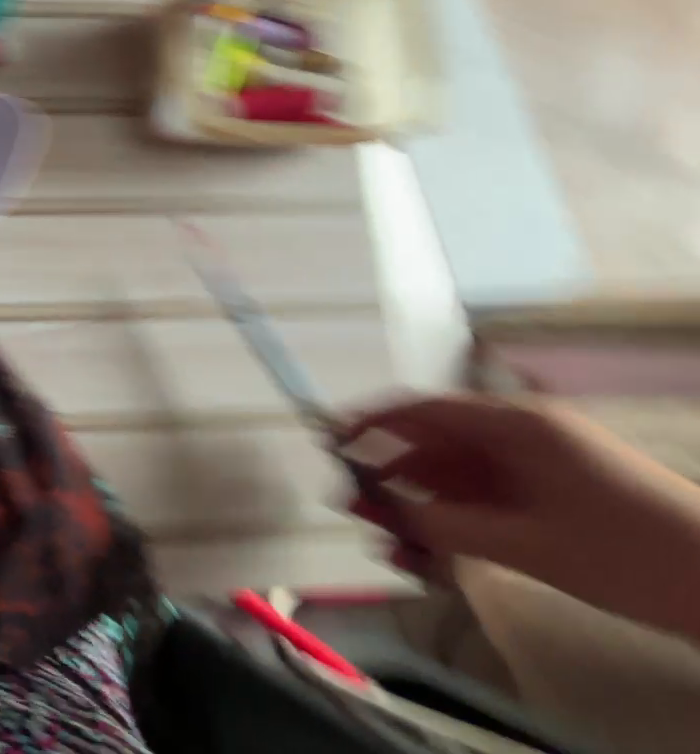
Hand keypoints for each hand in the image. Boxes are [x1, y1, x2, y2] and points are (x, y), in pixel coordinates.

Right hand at [342, 395, 699, 636]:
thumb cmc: (635, 554)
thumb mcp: (529, 543)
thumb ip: (444, 525)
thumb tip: (380, 512)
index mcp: (517, 427)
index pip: (424, 410)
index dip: (370, 422)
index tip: (328, 442)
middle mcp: (519, 439)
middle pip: (431, 448)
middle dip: (386, 478)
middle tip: (352, 510)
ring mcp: (533, 471)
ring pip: (449, 480)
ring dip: (414, 508)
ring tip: (386, 545)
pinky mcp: (545, 500)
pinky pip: (477, 503)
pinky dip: (447, 524)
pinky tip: (423, 554)